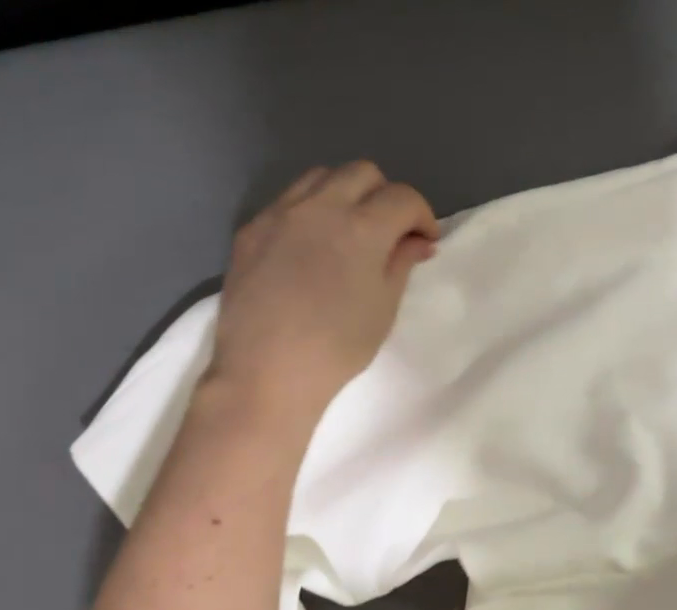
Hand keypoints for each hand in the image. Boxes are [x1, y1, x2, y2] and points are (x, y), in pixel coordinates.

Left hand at [210, 161, 438, 411]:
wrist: (268, 369)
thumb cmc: (339, 346)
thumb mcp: (384, 307)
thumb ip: (401, 263)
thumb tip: (416, 241)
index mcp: (361, 228)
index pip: (403, 197)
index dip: (422, 216)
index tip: (424, 243)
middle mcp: (320, 207)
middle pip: (362, 173)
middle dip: (385, 197)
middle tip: (390, 235)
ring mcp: (280, 213)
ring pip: (321, 176)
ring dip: (346, 194)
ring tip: (350, 234)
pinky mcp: (252, 228)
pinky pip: (288, 201)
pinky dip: (311, 212)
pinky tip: (313, 249)